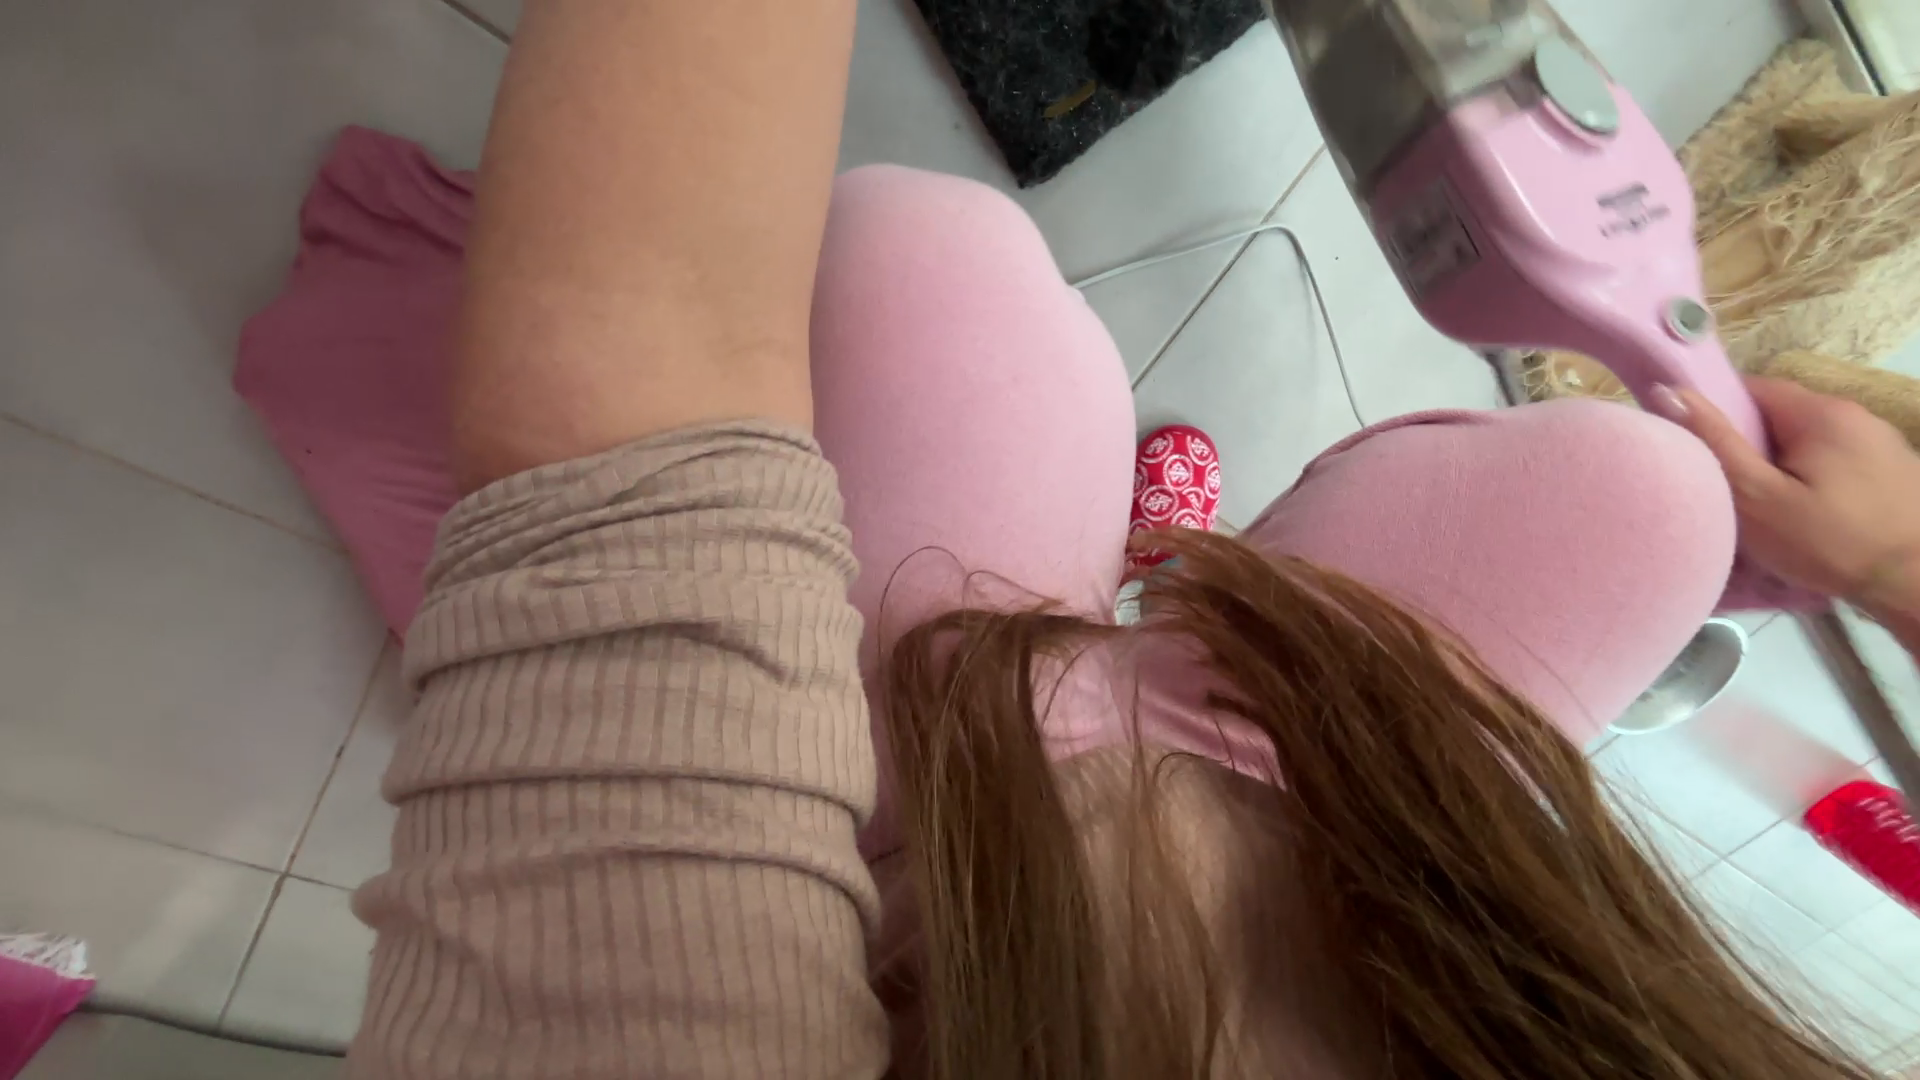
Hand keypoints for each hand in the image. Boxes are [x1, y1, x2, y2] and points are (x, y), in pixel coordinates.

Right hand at [1656, 376, 1919, 620]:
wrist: (1915, 584)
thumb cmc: (1824, 539)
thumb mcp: (1753, 492)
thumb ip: (1713, 440)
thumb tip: (1669, 391)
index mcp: (1823, 414)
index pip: (1751, 388)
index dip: (1710, 409)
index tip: (1686, 443)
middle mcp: (1856, 417)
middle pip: (1775, 414)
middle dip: (1739, 441)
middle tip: (1713, 480)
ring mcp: (1878, 443)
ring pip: (1798, 439)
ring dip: (1767, 460)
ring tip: (1747, 498)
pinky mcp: (1886, 469)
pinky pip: (1822, 458)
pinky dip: (1795, 474)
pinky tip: (1787, 507)